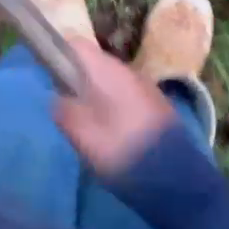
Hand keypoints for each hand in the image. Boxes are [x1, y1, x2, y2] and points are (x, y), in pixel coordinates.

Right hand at [54, 38, 177, 176]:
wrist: (180, 184)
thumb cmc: (123, 152)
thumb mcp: (83, 136)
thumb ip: (63, 111)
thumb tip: (57, 98)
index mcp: (107, 70)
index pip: (76, 44)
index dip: (58, 53)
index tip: (48, 73)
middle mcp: (128, 71)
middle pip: (94, 61)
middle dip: (77, 77)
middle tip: (67, 104)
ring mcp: (147, 88)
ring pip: (112, 79)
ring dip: (97, 93)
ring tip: (89, 122)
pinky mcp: (159, 108)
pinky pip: (128, 95)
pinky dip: (115, 105)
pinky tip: (114, 131)